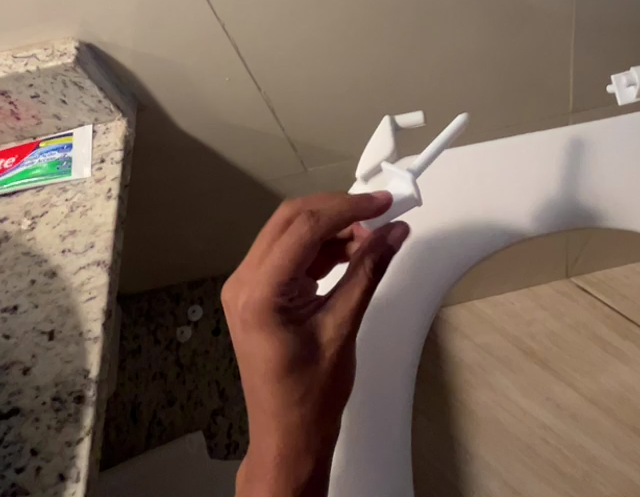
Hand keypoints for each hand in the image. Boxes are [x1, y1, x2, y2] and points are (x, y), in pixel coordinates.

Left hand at [223, 191, 409, 496]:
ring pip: (292, 231)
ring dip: (333, 227)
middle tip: (380, 213)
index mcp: (259, 292)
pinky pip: (292, 251)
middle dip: (339, 211)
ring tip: (372, 237)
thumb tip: (394, 233)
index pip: (305, 226)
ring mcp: (249, 286)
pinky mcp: (260, 291)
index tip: (383, 203)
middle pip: (292, 219)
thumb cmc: (309, 396)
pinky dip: (323, 245)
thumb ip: (368, 271)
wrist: (288, 436)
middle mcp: (245, 282)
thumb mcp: (344, 327)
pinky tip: (353, 251)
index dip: (348, 208)